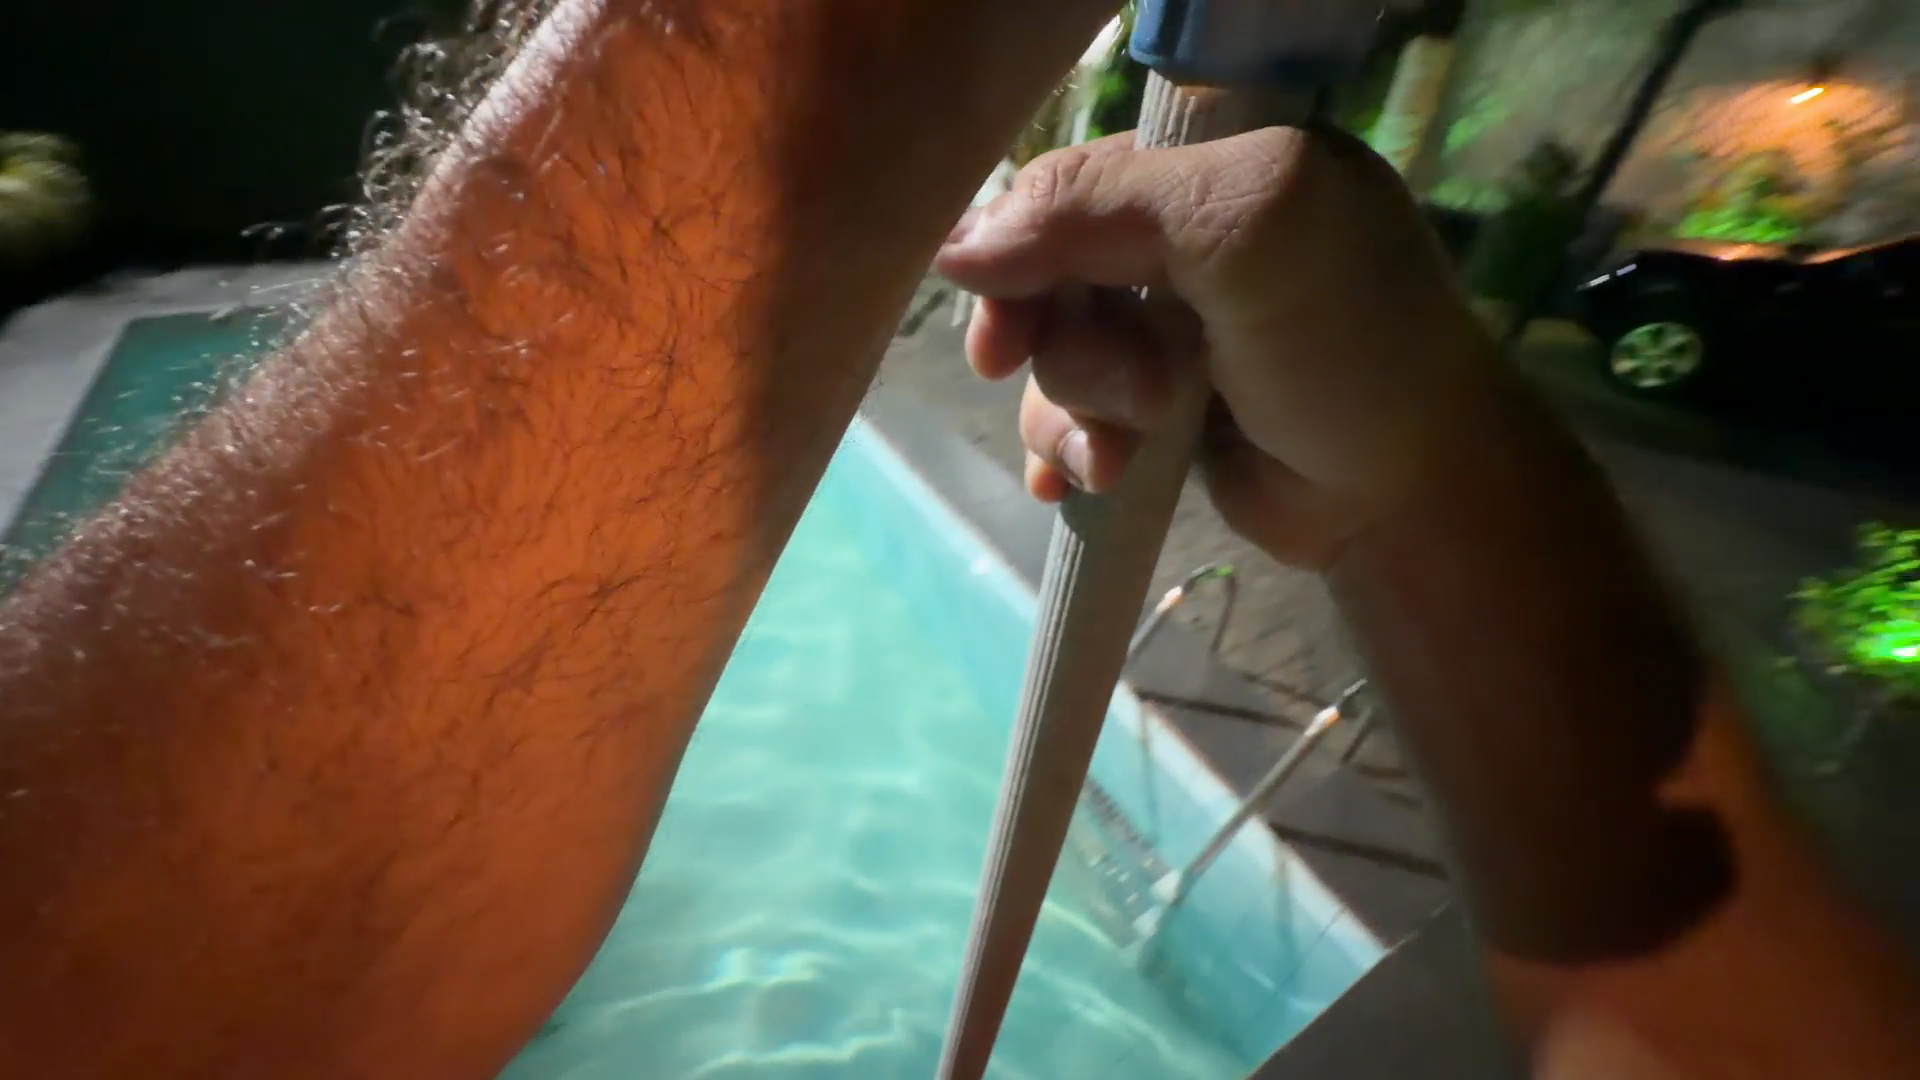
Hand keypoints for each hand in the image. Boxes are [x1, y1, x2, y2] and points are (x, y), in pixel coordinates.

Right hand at [934, 126, 1502, 566]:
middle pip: (1044, 289)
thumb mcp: (1245, 234)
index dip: (1017, 258)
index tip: (1005, 337)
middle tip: (1129, 398)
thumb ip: (1102, 210)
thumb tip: (953, 246)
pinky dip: (1064, 457)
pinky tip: (1074, 487)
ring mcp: (1155, 338)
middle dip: (1073, 358)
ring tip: (1132, 454)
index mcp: (1203, 173)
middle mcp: (1170, 250)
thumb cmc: (1347, 348)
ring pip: (1052, 368)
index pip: (1064, 191)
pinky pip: (1063, 423)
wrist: (1395, 495)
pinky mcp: (1146, 412)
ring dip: (1080, 419)